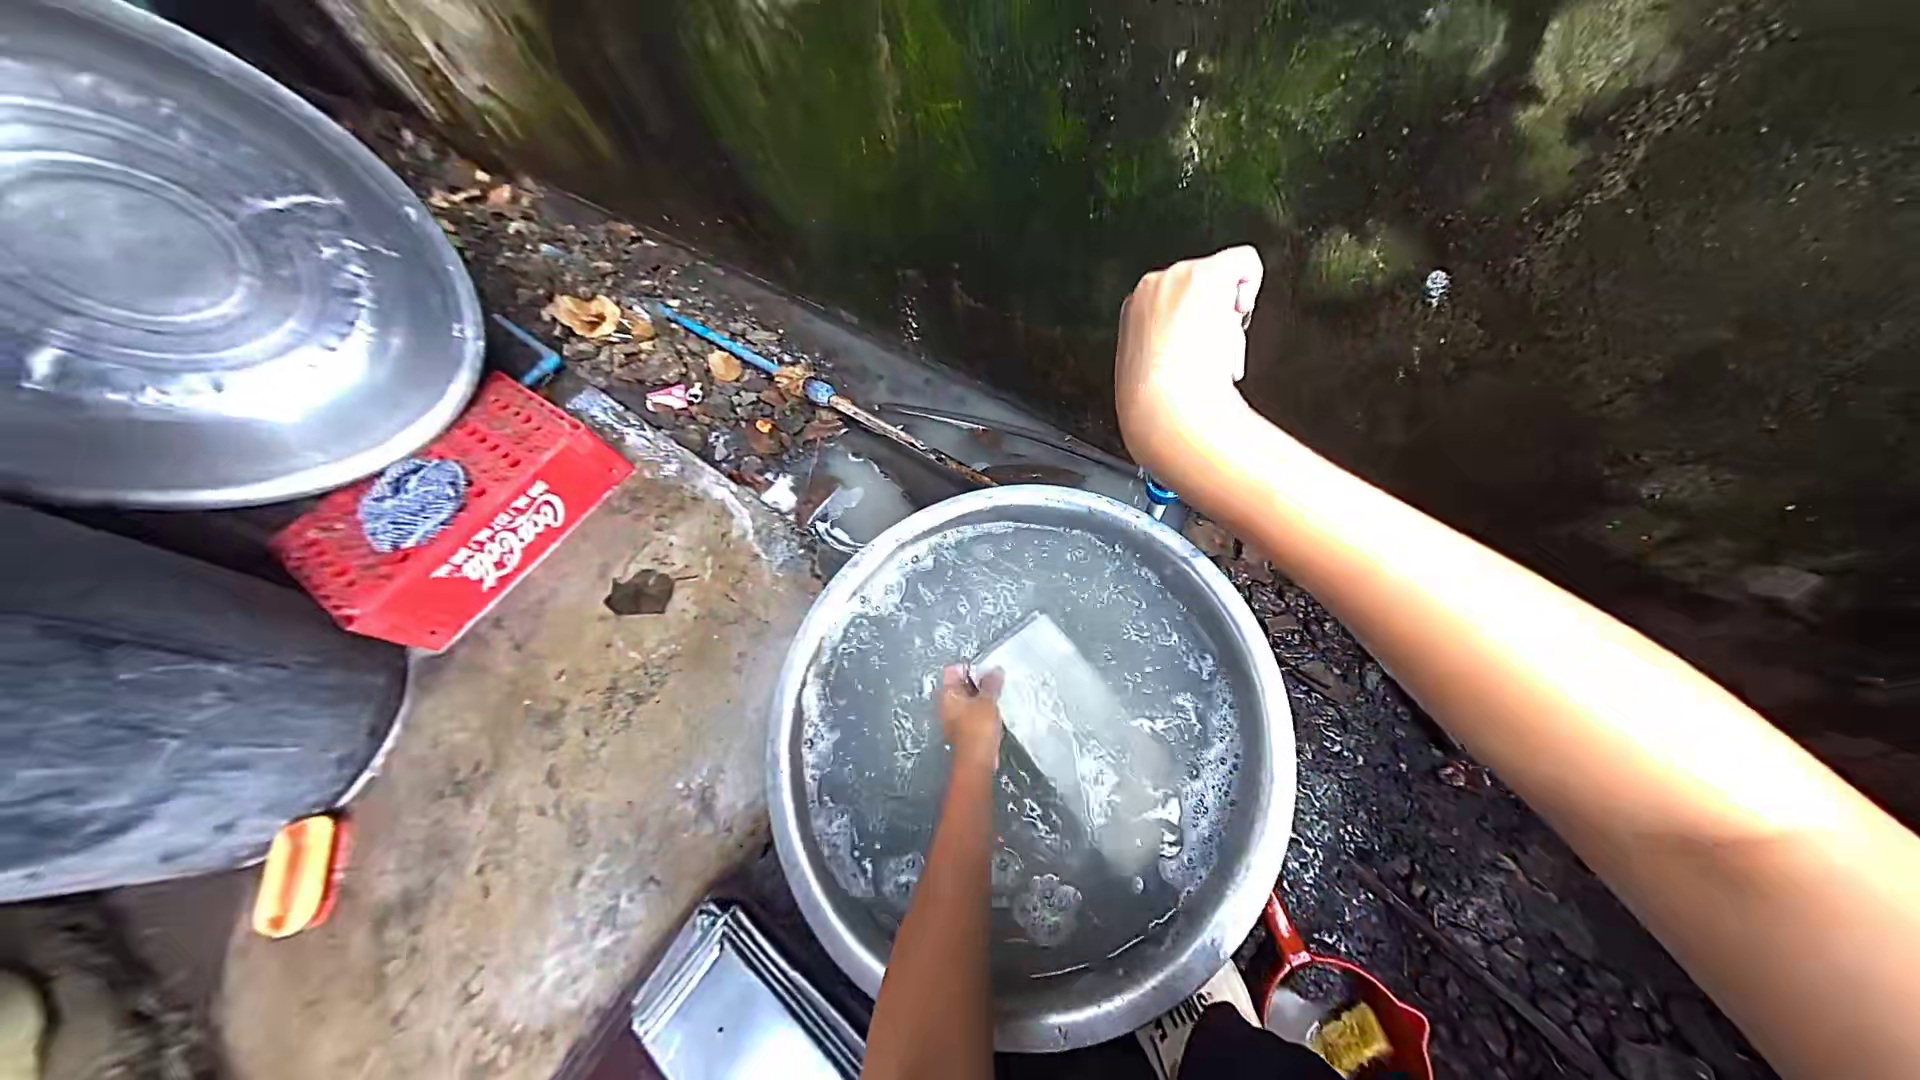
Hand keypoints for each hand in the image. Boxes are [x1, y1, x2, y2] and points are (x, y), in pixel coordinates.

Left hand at [939, 664, 1002, 771]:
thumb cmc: (977, 730)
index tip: (987, 671)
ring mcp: (953, 717)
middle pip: (962, 684)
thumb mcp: (988, 701)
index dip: (972, 668)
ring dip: (983, 697)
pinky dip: (983, 710)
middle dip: (979, 682)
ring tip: (996, 698)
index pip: (955, 670)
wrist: (977, 761)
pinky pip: (973, 712)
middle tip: (995, 683)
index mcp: (947, 694)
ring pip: (969, 699)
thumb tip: (995, 671)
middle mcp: (946, 704)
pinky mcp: (963, 729)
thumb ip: (992, 683)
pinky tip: (994, 713)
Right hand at [1114, 246, 1263, 487]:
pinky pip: (1244, 261)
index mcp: (1130, 312)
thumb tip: (1176, 355)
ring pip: (1219, 275)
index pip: (1170, 301)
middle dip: (1209, 313)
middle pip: (1195, 284)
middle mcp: (1150, 288)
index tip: (1194, 351)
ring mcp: (1179, 278)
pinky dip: (1251, 281)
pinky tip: (1244, 311)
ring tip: (1220, 346)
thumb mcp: (1142, 375)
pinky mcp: (1208, 274)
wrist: (1165, 409)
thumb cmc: (1155, 404)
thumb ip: (1156, 352)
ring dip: (1226, 308)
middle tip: (1209, 351)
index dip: (1189, 323)